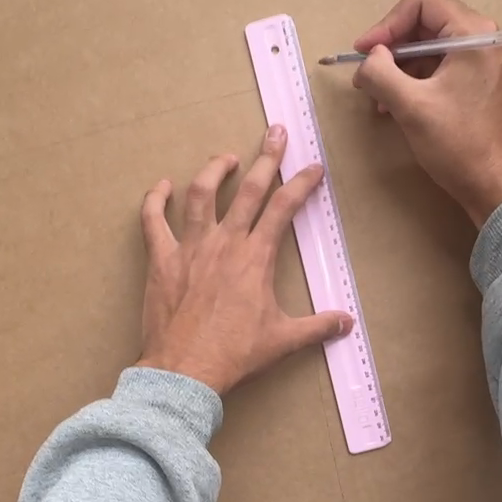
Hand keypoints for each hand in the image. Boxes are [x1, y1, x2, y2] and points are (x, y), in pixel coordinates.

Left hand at [135, 126, 352, 395]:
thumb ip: (317, 327)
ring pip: (200, 194)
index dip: (302, 184)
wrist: (186, 369)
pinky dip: (155, 200)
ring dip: (214, 170)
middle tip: (276, 132)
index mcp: (255, 258)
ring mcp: (191, 248)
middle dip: (266, 158)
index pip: (284, 208)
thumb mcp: (282, 341)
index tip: (314, 168)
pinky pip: (154, 221)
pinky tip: (162, 186)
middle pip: (248, 189)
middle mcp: (225, 243)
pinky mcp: (162, 260)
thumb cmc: (235, 354)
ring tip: (226, 158)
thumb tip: (347, 323)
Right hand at [351, 0, 501, 226]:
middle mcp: (481, 37)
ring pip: (428, 47)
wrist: (490, 183)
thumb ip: (381, 74)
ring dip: (398, 68)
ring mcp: (480, 60)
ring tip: (377, 98)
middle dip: (391, 48)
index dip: (386, 24)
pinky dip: (413, 80)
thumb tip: (368, 58)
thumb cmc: (456, 144)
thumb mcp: (410, 107)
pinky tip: (394, 105)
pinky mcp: (475, 81)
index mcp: (473, 33)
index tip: (363, 53)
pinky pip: (438, 67)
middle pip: (424, 22)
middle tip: (366, 75)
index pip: (421, 2)